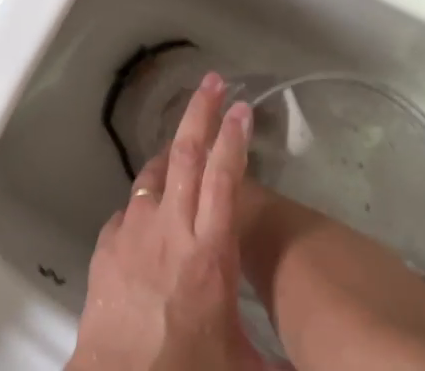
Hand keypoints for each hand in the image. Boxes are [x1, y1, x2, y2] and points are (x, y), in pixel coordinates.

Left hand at [67, 72, 270, 370]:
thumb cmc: (185, 370)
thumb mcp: (244, 361)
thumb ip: (282, 351)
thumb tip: (316, 358)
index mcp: (210, 251)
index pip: (224, 177)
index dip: (233, 137)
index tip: (240, 108)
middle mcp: (170, 230)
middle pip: (186, 155)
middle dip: (200, 112)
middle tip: (211, 82)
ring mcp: (134, 233)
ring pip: (153, 174)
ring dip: (171, 149)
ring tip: (184, 135)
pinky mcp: (108, 246)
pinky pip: (130, 208)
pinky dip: (145, 196)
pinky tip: (152, 202)